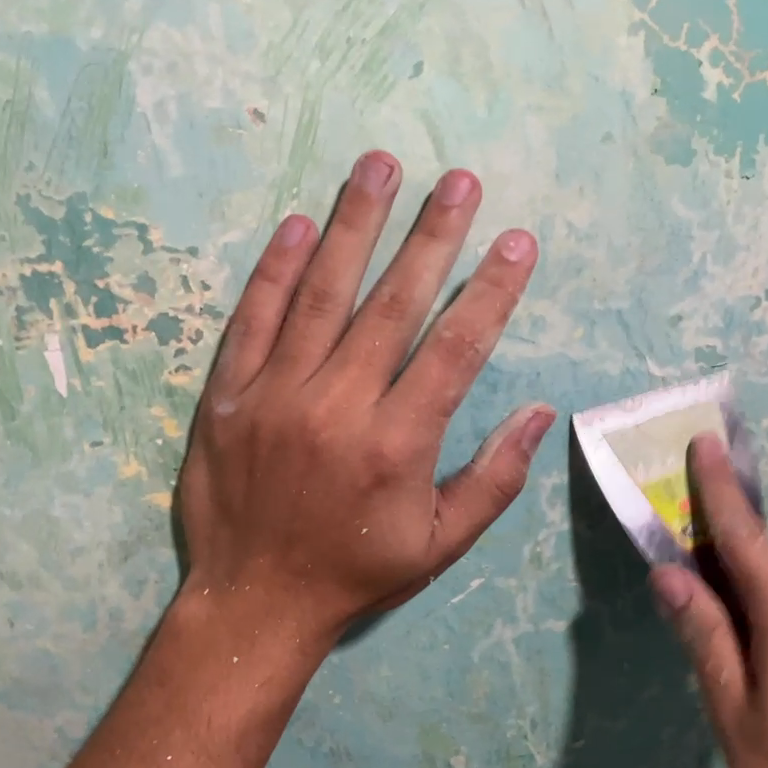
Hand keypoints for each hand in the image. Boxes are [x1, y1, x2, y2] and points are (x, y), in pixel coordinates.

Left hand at [177, 150, 554, 643]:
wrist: (253, 602)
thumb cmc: (355, 571)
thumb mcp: (440, 545)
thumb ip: (493, 479)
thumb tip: (539, 413)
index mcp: (397, 444)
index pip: (456, 348)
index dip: (491, 290)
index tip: (517, 241)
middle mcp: (339, 406)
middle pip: (393, 303)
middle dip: (432, 235)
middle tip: (460, 180)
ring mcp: (277, 394)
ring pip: (322, 293)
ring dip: (355, 225)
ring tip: (379, 165)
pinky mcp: (228, 395)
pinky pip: (253, 319)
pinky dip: (275, 269)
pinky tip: (298, 223)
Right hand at [653, 434, 767, 767]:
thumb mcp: (738, 718)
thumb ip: (706, 640)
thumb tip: (670, 574)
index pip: (745, 538)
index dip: (719, 491)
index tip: (706, 441)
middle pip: (764, 586)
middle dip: (728, 600)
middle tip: (713, 659)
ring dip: (763, 639)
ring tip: (764, 713)